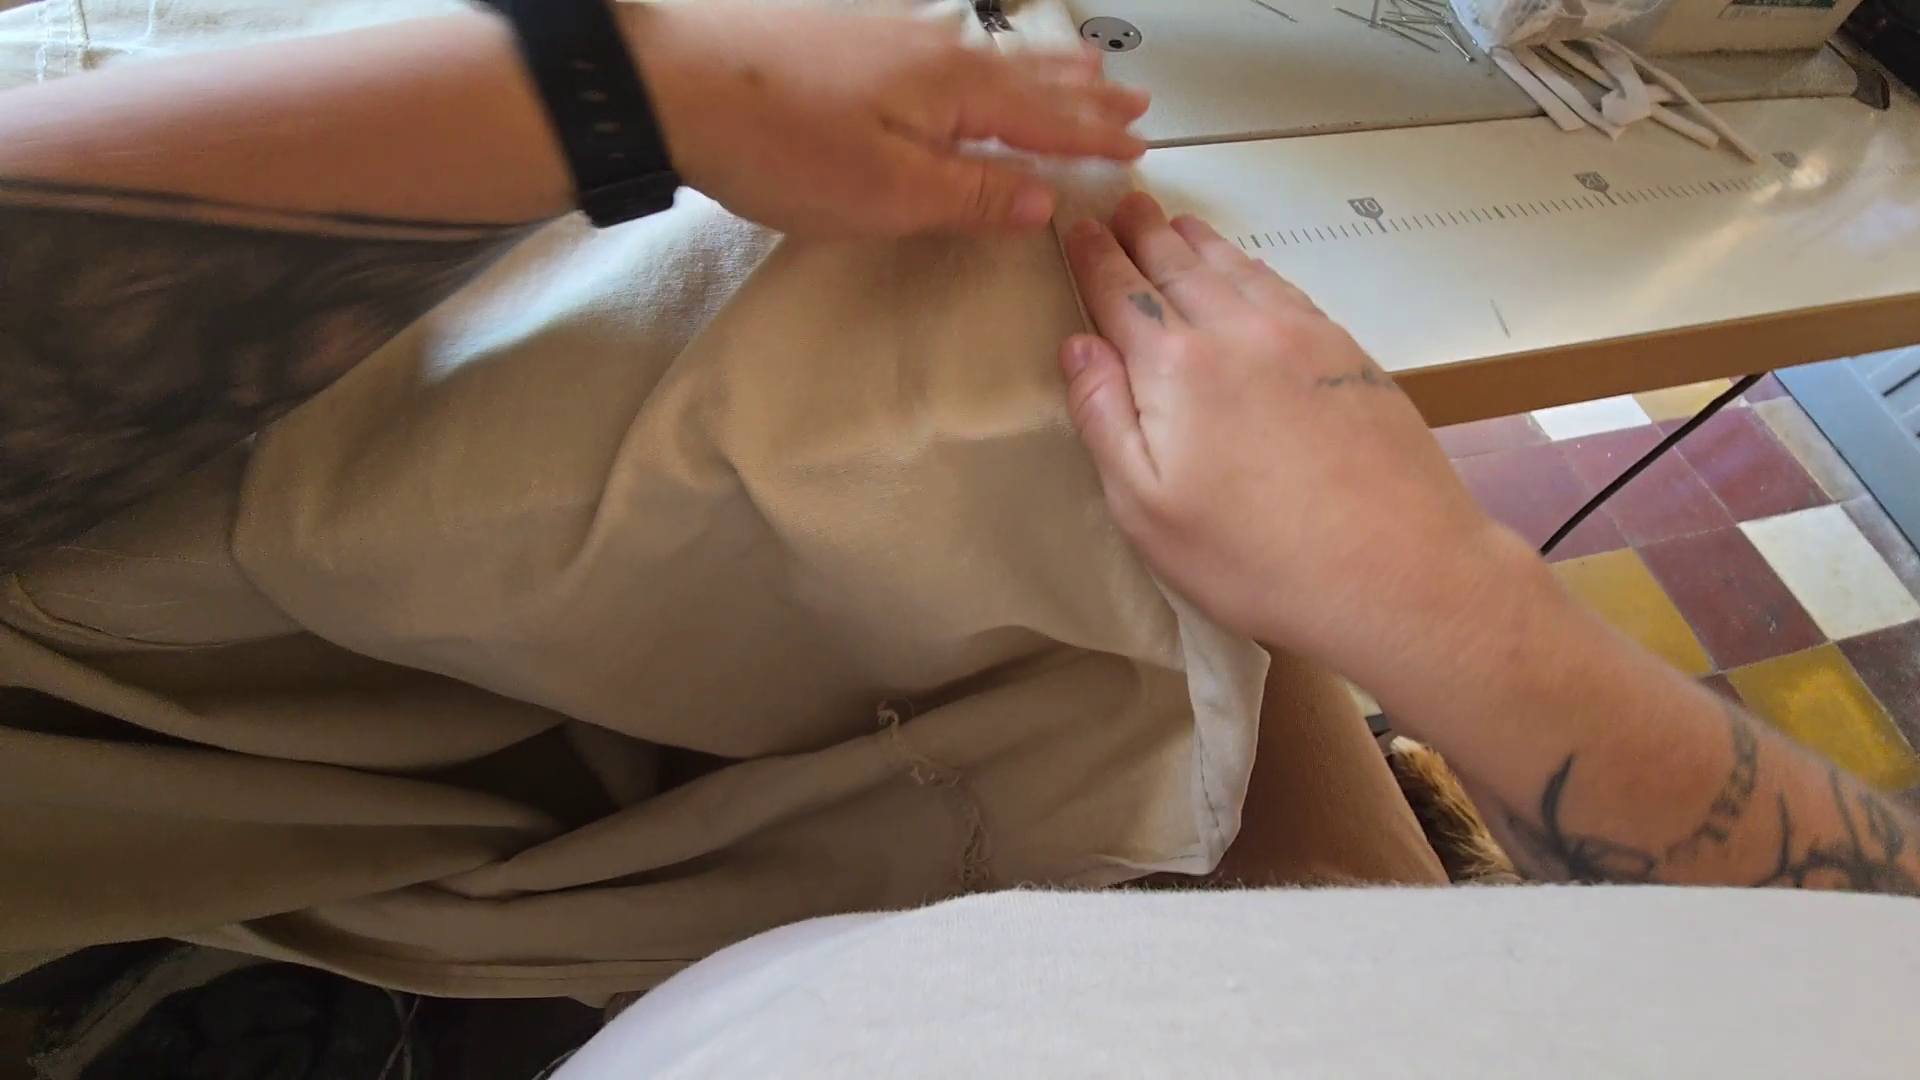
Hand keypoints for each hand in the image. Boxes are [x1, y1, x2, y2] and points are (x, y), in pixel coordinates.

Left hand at [621, 5, 1147, 237]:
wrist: (680, 82)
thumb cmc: (789, 152)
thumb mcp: (891, 195)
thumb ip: (972, 197)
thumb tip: (1043, 200)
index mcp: (954, 94)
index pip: (1044, 120)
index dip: (1092, 137)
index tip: (1139, 144)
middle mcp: (935, 51)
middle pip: (1027, 75)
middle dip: (1083, 92)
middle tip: (1131, 95)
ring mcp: (893, 35)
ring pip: (990, 52)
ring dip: (1043, 64)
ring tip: (1081, 61)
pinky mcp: (855, 36)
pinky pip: (947, 42)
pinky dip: (986, 52)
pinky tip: (981, 49)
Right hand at [1060, 194, 1535, 683]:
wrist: (1394, 573)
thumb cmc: (1250, 555)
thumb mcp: (1143, 505)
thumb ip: (1103, 418)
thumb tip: (1077, 346)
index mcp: (1176, 369)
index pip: (1121, 294)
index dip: (1093, 258)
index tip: (1077, 225)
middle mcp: (1237, 333)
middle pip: (1178, 268)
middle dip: (1143, 233)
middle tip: (1123, 202)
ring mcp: (1301, 337)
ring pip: (1234, 269)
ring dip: (1196, 240)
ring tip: (1174, 219)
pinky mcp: (1348, 354)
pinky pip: (1284, 286)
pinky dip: (1252, 264)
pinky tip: (1246, 265)